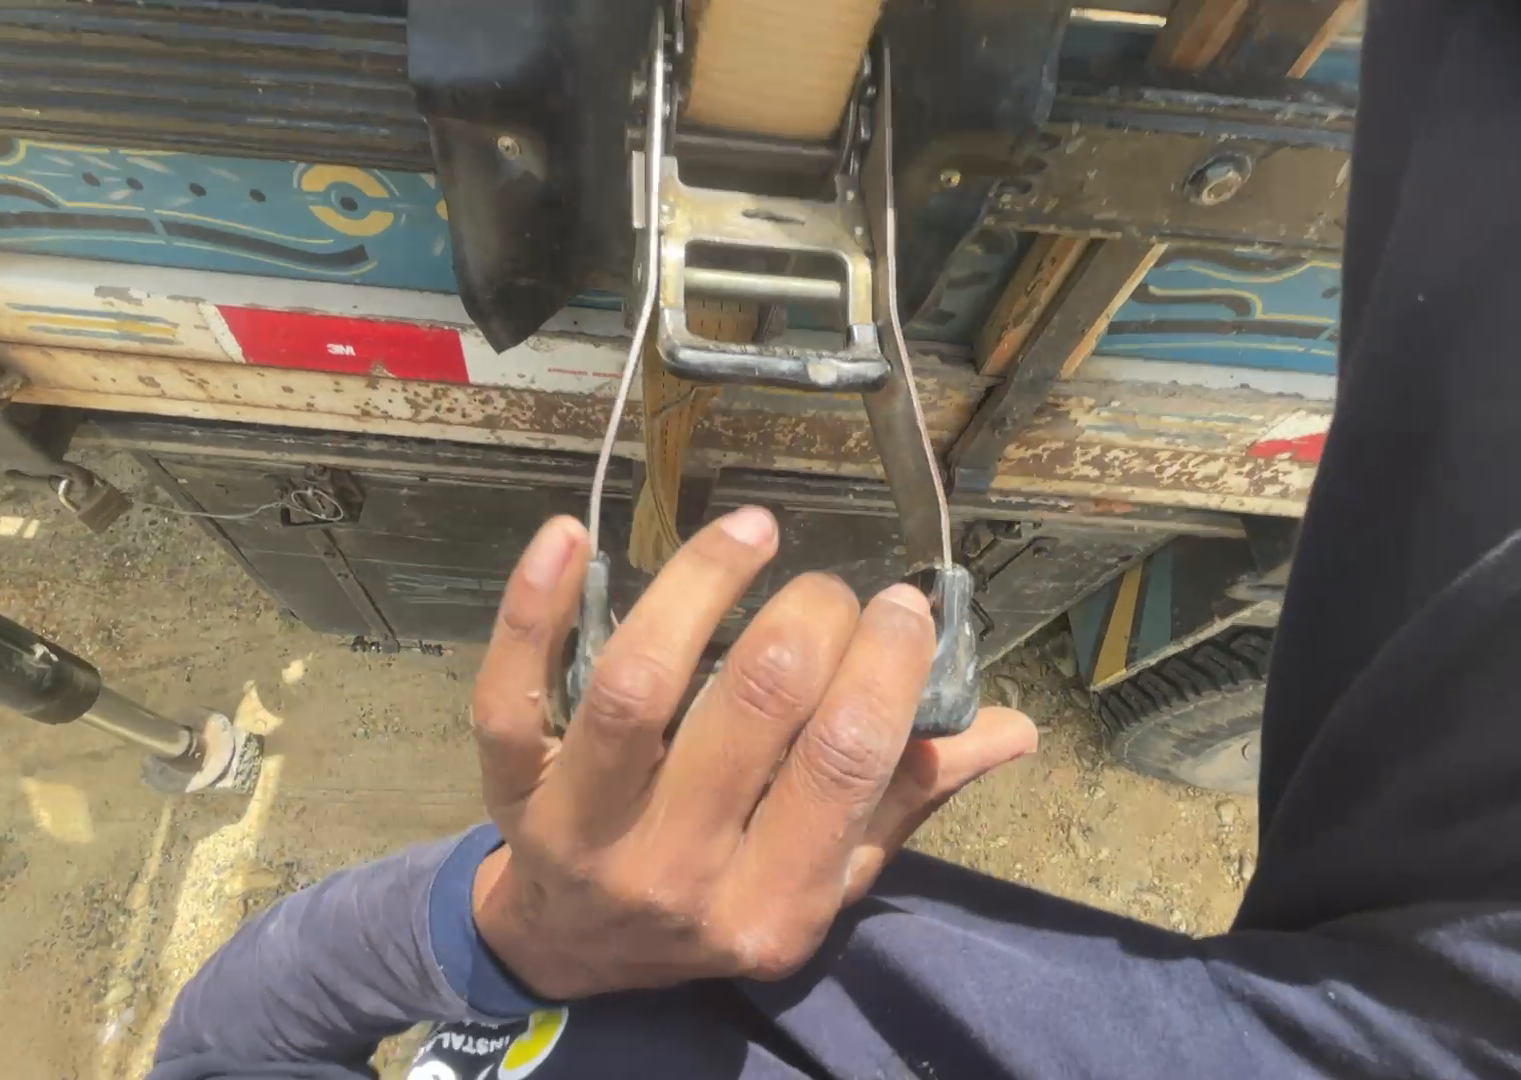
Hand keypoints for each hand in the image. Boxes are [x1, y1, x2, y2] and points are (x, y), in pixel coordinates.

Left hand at [468, 508, 1037, 999]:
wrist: (573, 943)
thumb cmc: (711, 899)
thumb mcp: (816, 879)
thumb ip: (901, 802)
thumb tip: (1009, 728)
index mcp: (771, 904)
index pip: (842, 761)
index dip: (882, 662)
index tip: (901, 602)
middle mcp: (675, 871)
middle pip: (751, 705)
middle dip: (807, 616)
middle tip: (823, 587)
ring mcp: (581, 828)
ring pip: (638, 685)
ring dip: (700, 583)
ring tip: (751, 532)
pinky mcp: (511, 787)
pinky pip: (511, 690)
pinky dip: (536, 606)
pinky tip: (569, 534)